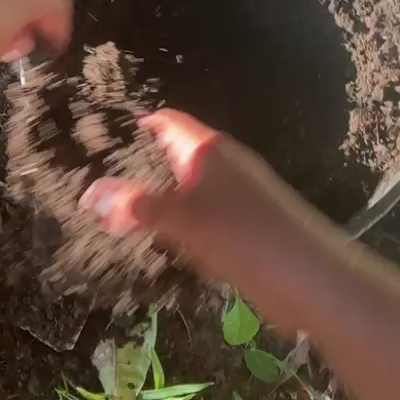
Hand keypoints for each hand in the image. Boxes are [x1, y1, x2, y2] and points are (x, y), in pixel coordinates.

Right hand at [79, 109, 322, 286]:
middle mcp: (223, 164)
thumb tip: (89, 193)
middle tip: (105, 178)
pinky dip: (183, 224)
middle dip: (144, 165)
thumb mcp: (179, 219)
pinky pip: (204, 217)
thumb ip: (134, 206)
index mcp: (208, 149)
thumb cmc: (241, 234)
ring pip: (190, 189)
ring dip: (162, 200)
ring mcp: (238, 195)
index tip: (107, 132)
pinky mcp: (247, 226)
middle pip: (176, 154)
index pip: (168, 122)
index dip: (141, 123)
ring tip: (124, 213)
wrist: (309, 277)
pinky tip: (167, 243)